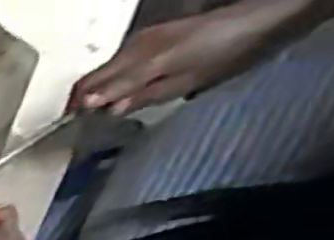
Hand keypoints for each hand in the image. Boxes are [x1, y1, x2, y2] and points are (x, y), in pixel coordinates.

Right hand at [70, 7, 280, 113]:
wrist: (265, 16)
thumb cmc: (225, 54)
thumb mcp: (183, 84)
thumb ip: (141, 97)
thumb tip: (105, 110)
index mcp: (139, 62)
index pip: (90, 90)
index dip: (75, 111)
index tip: (69, 130)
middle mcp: (134, 48)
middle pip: (91, 79)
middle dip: (80, 101)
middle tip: (79, 123)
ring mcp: (143, 39)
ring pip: (102, 71)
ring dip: (95, 91)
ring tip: (98, 111)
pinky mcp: (153, 36)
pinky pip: (118, 62)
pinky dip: (110, 80)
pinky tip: (118, 91)